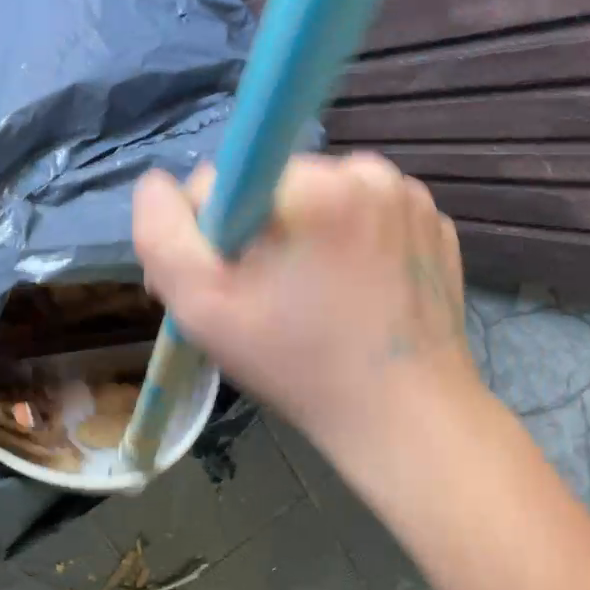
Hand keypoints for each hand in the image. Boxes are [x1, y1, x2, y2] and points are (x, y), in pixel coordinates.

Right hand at [132, 153, 480, 454]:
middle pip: (266, 187)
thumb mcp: (199, 304)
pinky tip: (344, 295)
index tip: (218, 290)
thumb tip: (158, 185)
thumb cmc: (294, 362)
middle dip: (249, 235)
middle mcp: (367, 171)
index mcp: (311, 183)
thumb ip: (161, 232)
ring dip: (294, 238)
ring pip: (311, 200)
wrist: (404, 418)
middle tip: (255, 301)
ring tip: (302, 300)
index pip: (217, 182)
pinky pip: (357, 218)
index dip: (201, 237)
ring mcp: (409, 197)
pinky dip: (339, 246)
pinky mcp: (432, 224)